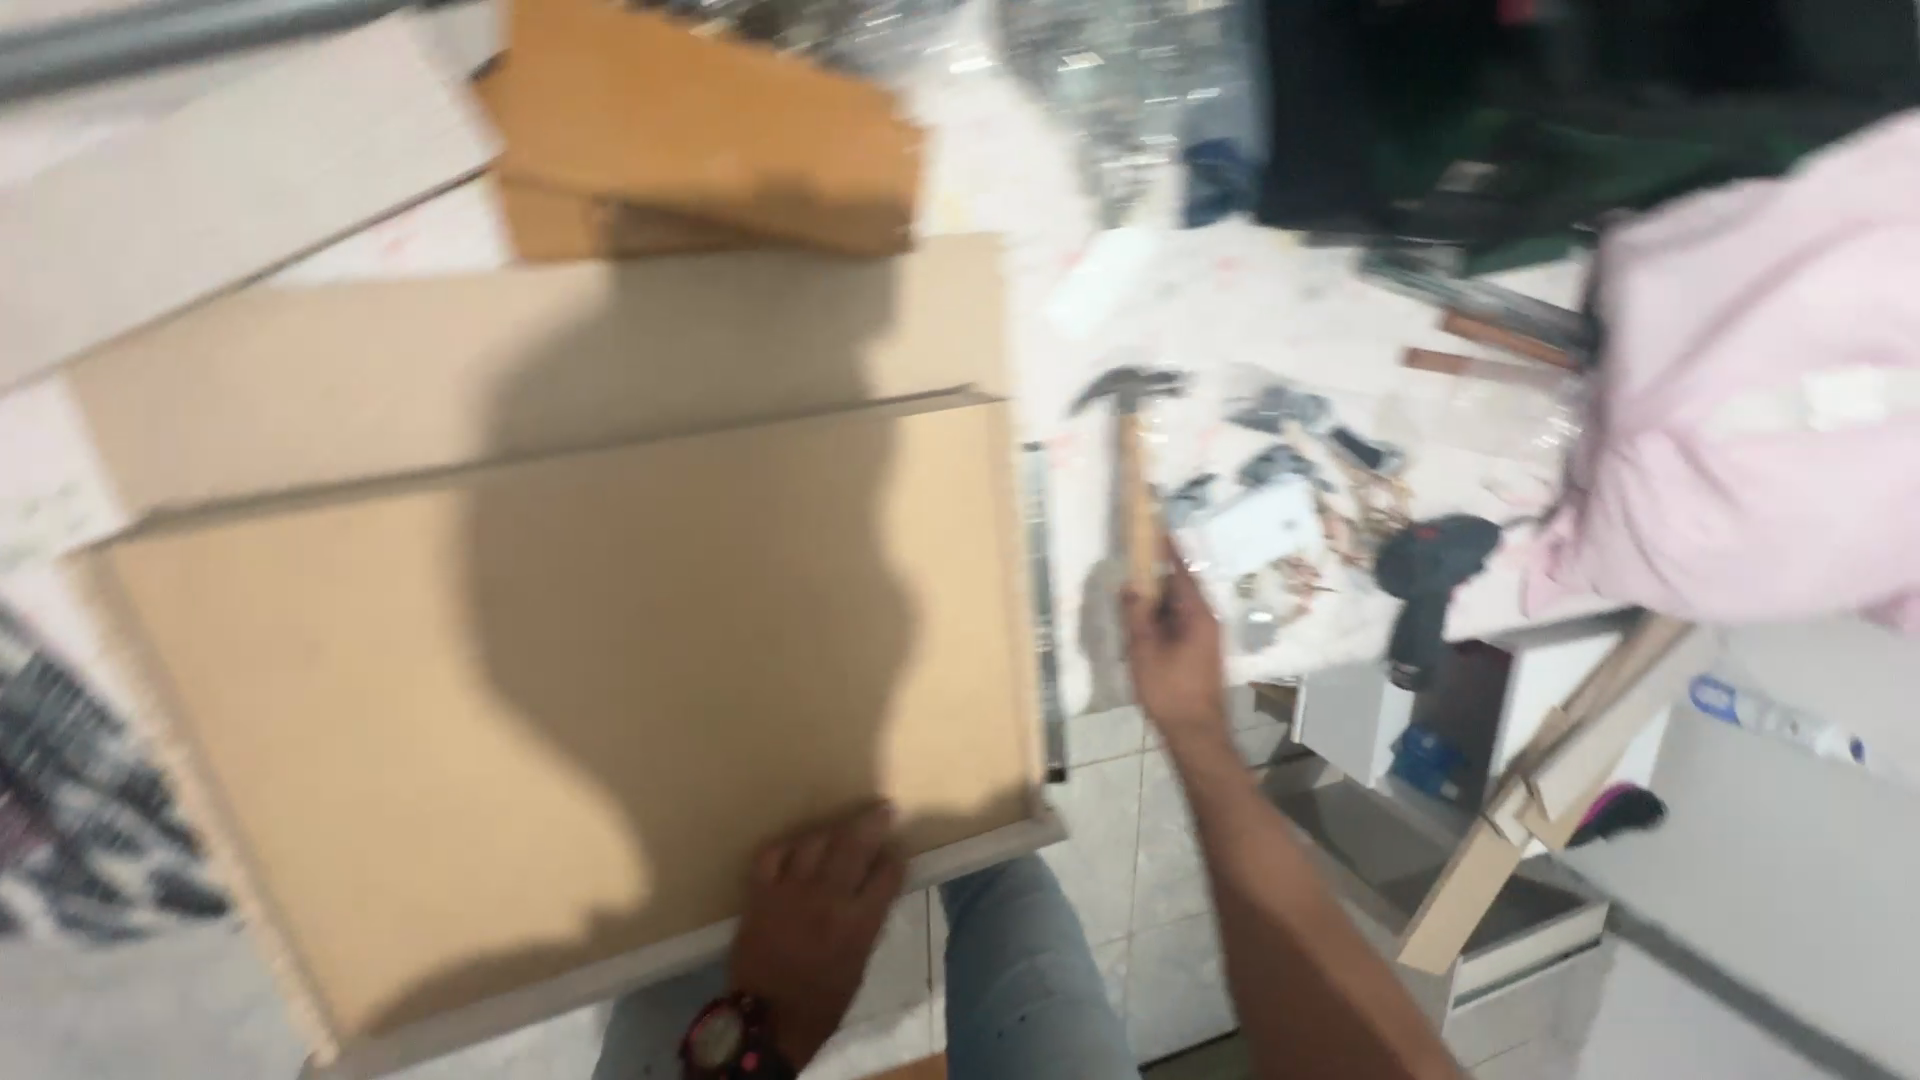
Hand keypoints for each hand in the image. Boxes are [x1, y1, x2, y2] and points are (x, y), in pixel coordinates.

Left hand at [729, 801, 905, 1068]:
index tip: (896, 851)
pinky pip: (772, 854)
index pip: (887, 873)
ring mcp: (790, 891)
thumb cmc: (822, 1001)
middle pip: (855, 845)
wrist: (767, 1021)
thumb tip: (875, 888)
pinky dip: (786, 847)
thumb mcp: (860, 964)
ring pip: (815, 841)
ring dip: (831, 831)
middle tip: (883, 809)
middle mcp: (827, 898)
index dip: (895, 859)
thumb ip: (868, 922)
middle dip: (873, 823)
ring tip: (839, 830)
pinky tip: (795, 847)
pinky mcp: (760, 893)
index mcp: (858, 922)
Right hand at [1124, 534, 1227, 743]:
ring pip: (1180, 605)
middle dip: (1158, 570)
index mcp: (1197, 613)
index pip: (1181, 569)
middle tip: (1135, 555)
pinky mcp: (1202, 651)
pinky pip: (1181, 620)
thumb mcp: (1144, 650)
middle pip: (1182, 585)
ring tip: (1134, 585)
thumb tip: (1130, 585)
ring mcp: (1207, 636)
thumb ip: (1136, 614)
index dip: (1167, 548)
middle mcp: (1208, 619)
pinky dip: (1163, 613)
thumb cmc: (1170, 690)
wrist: (1196, 732)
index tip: (1155, 527)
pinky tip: (1144, 619)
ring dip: (1159, 595)